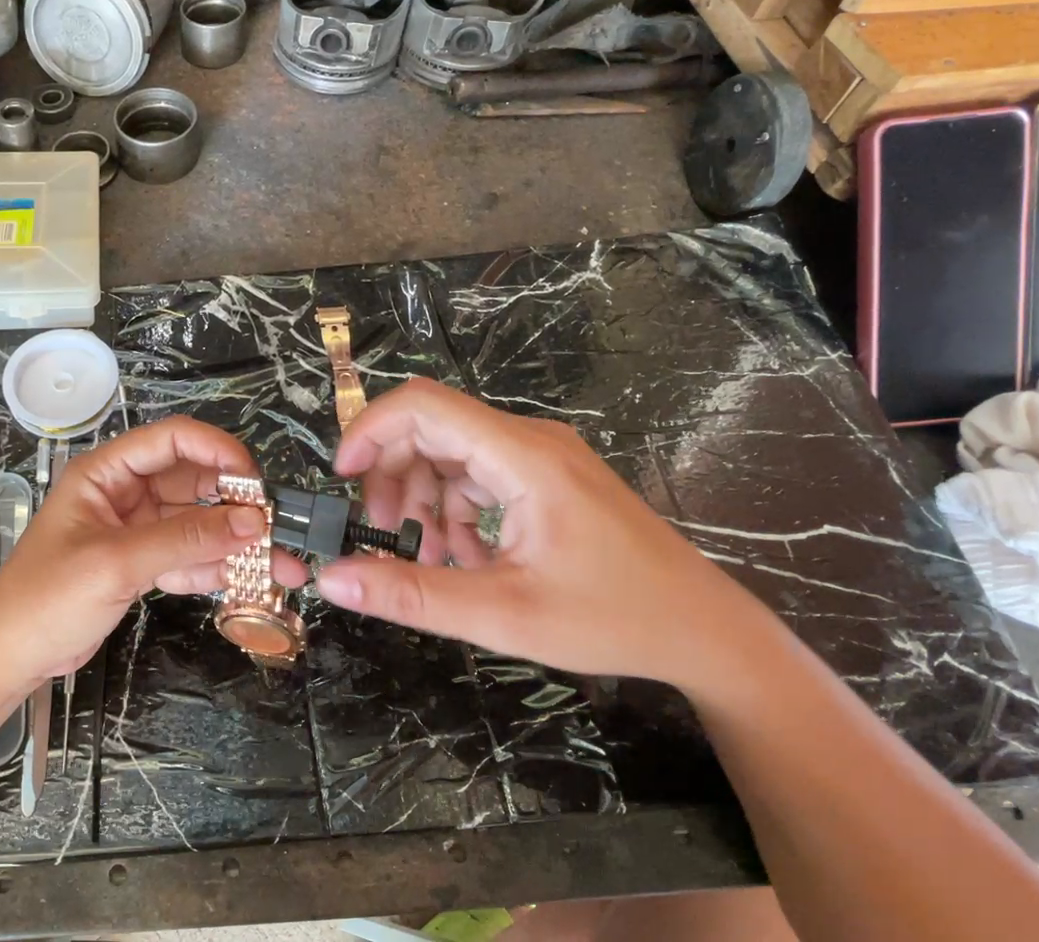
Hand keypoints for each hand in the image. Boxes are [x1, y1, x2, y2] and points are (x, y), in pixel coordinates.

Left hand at [0, 416, 304, 684]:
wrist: (10, 656)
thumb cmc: (48, 597)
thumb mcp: (117, 563)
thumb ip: (185, 539)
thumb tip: (252, 521)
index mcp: (105, 473)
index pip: (171, 441)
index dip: (216, 450)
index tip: (255, 480)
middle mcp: (123, 494)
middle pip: (191, 483)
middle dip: (234, 505)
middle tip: (276, 528)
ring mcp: (133, 531)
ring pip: (194, 525)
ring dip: (234, 544)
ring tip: (281, 567)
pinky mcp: (139, 566)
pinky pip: (186, 558)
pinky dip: (214, 570)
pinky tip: (250, 584)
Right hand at [316, 379, 776, 687]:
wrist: (706, 632)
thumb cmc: (613, 619)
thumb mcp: (502, 615)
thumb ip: (411, 595)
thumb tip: (332, 580)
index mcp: (523, 458)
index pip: (423, 406)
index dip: (370, 431)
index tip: (341, 480)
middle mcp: (530, 442)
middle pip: (432, 429)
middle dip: (392, 478)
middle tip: (381, 536)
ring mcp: (543, 458)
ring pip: (452, 454)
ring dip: (423, 501)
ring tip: (424, 560)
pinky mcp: (548, 479)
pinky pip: (480, 476)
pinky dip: (455, 511)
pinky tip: (462, 559)